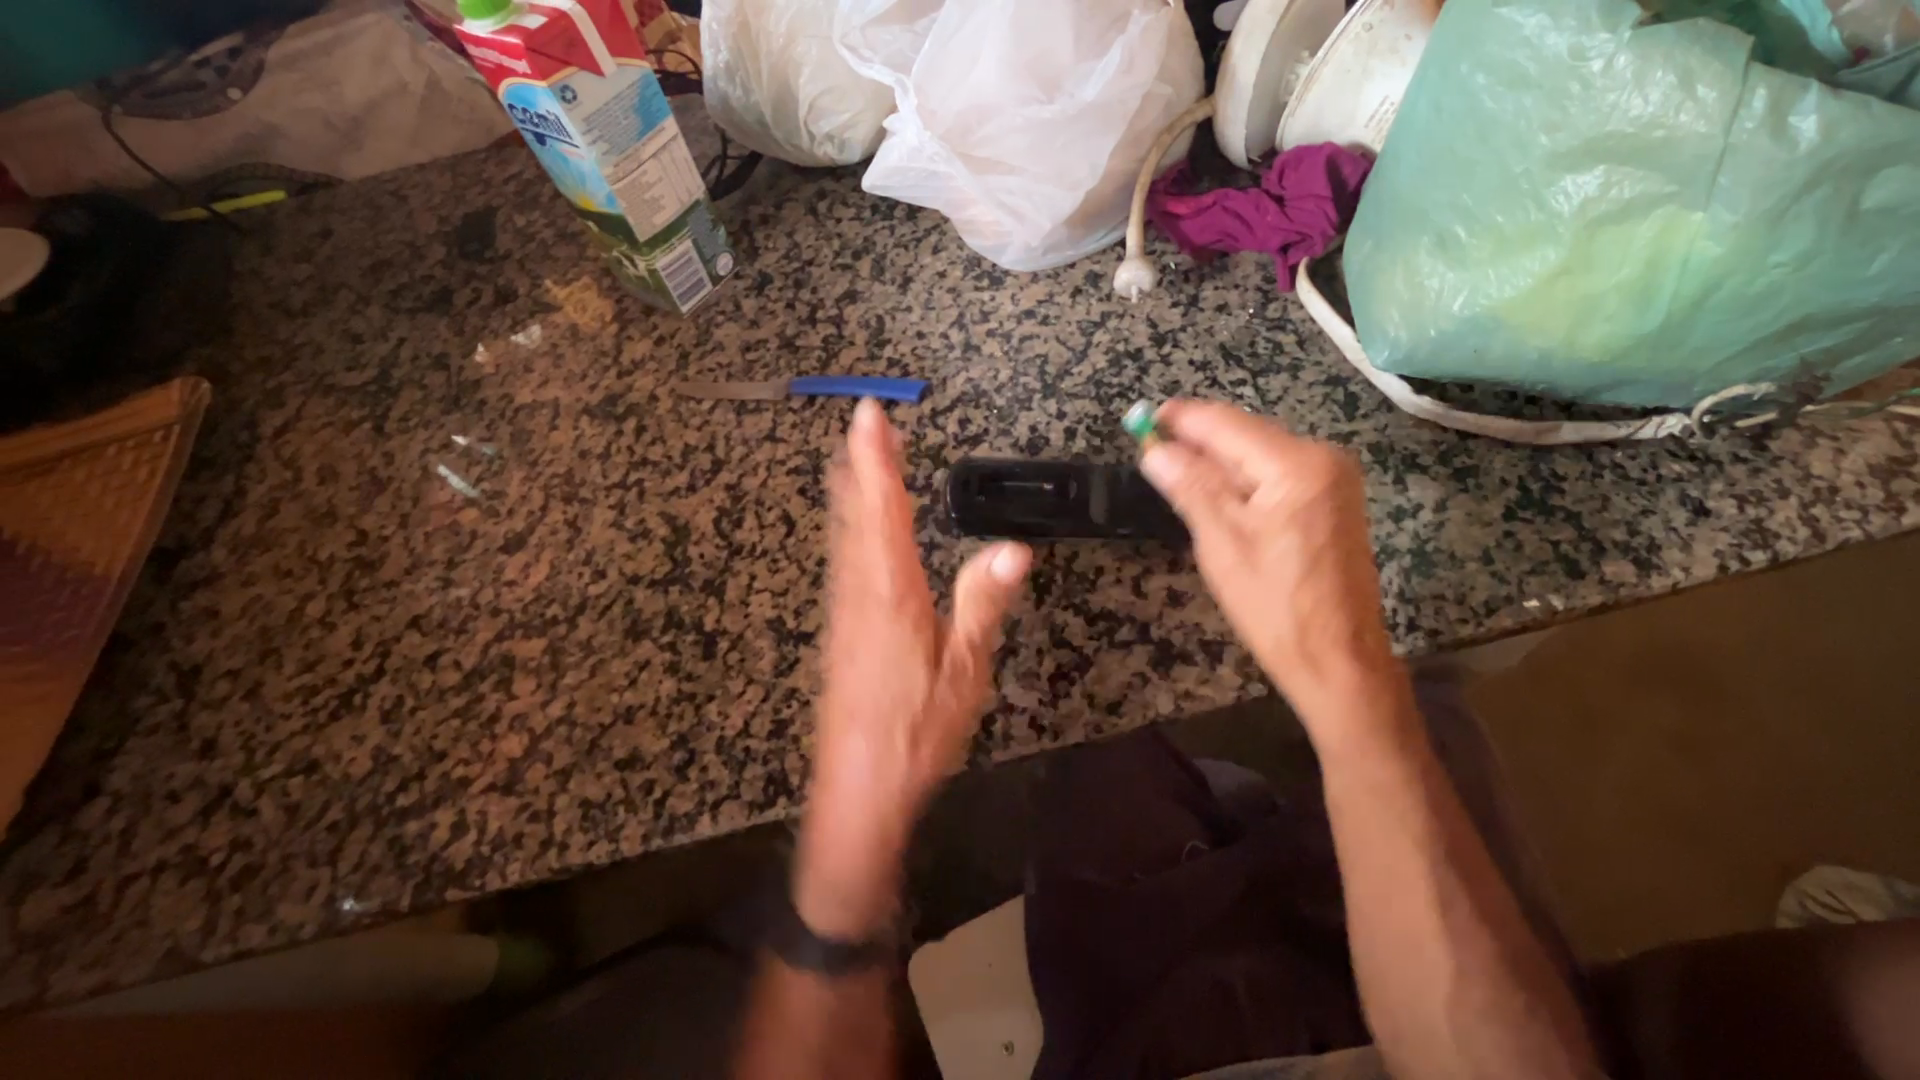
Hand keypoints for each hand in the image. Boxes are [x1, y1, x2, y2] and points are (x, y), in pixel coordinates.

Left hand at [796, 399, 1030, 938]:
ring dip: (851, 491)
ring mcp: (846, 610)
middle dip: (860, 464)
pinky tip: (855, 532)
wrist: (858, 788)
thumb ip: (982, 603)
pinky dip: (850, 527)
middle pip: (855, 512)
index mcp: (891, 590)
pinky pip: (844, 560)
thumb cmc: (917, 730)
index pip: (883, 509)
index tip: (869, 415)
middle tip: (864, 422)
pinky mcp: (842, 631)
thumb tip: (1013, 547)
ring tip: (857, 458)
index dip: (877, 459)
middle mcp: (860, 590)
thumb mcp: (964, 669)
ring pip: (843, 534)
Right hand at [1137, 400, 1397, 725]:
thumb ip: (1190, 487)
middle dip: (1198, 441)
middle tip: (1151, 450)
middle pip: (1246, 434)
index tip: (1141, 419)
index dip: (1181, 420)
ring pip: (1260, 455)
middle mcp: (1323, 459)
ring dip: (1218, 462)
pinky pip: (1277, 476)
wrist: (1338, 659)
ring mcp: (1334, 480)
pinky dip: (1243, 481)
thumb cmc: (1275, 605)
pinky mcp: (1333, 503)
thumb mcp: (1222, 543)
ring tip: (1174, 472)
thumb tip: (1154, 450)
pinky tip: (1215, 496)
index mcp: (1297, 464)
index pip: (1226, 424)